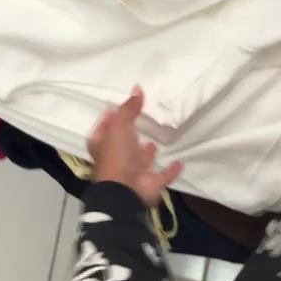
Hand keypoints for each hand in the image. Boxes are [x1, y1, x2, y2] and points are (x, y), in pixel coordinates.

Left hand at [88, 88, 183, 207]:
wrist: (126, 193)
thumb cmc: (117, 157)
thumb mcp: (120, 127)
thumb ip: (129, 109)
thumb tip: (137, 88)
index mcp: (103, 147)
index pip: (101, 131)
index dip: (107, 121)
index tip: (116, 108)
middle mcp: (116, 161)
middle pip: (122, 147)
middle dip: (129, 137)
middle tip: (139, 123)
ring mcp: (134, 174)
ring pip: (140, 161)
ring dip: (146, 153)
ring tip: (155, 141)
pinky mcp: (150, 184)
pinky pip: (162, 175)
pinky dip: (170, 170)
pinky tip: (180, 161)